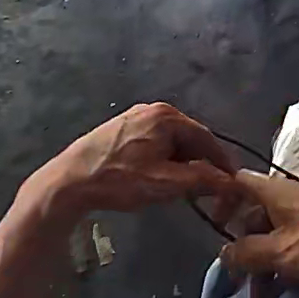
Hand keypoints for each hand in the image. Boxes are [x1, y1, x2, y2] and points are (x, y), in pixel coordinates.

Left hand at [25, 103, 237, 213]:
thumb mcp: (165, 184)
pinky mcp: (122, 127)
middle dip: (199, 162)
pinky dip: (163, 158)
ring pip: (172, 141)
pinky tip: (157, 176)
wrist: (67, 183)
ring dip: (180, 162)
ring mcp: (136, 116)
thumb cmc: (118, 181)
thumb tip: (231, 181)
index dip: (221, 162)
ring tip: (180, 186)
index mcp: (167, 116)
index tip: (231, 181)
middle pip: (189, 138)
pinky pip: (155, 141)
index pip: (207, 139)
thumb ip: (202, 180)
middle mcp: (154, 109)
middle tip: (205, 188)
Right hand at [218, 172, 298, 293]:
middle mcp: (293, 199)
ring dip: (264, 264)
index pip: (241, 183)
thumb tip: (222, 253)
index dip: (223, 197)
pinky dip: (284, 265)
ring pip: (275, 235)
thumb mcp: (282, 252)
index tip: (213, 224)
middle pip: (256, 216)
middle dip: (244, 248)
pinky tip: (285, 289)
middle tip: (239, 281)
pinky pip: (295, 245)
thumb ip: (248, 253)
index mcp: (279, 192)